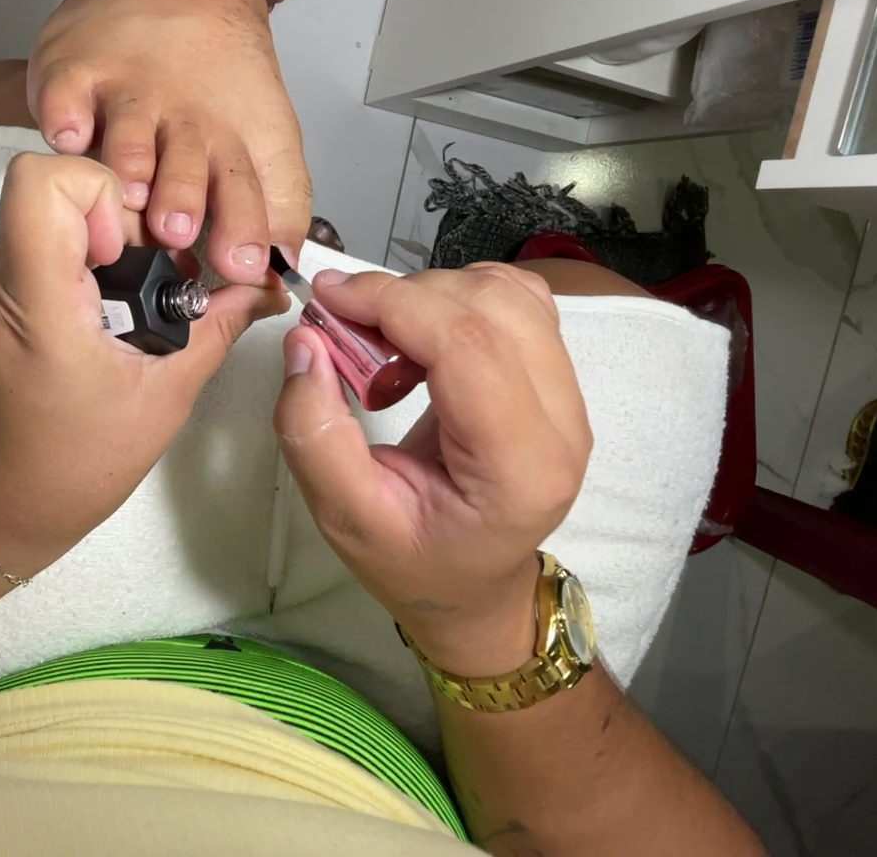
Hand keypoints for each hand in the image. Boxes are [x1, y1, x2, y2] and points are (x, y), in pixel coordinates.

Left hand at [0, 153, 285, 575]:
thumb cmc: (77, 465)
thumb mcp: (164, 394)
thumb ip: (215, 327)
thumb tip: (264, 289)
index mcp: (37, 304)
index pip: (42, 183)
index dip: (100, 194)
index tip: (126, 252)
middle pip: (53, 192)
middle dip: (116, 220)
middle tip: (149, 280)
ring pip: (44, 216)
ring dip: (97, 243)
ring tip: (128, 303)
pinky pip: (31, 247)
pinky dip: (74, 263)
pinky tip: (100, 315)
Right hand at [28, 0, 310, 283]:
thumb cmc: (220, 69)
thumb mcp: (266, 132)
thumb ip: (276, 201)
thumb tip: (283, 264)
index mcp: (232, 144)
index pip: (246, 192)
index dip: (244, 232)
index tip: (243, 266)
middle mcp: (183, 122)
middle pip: (185, 170)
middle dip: (183, 200)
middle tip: (178, 228)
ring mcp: (128, 93)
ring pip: (129, 137)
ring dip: (132, 165)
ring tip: (132, 189)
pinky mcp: (77, 70)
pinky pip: (67, 96)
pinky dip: (65, 115)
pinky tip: (68, 135)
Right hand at [272, 266, 593, 675]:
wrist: (474, 585)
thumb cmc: (413, 562)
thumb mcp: (343, 516)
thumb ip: (315, 433)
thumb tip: (306, 341)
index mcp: (518, 468)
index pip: (468, 346)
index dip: (392, 303)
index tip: (325, 298)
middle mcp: (563, 422)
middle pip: (491, 306)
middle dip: (401, 296)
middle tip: (342, 328)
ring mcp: (569, 395)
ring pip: (507, 291)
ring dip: (428, 295)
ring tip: (382, 341)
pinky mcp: (557, 376)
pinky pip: (516, 299)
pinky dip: (456, 298)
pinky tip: (420, 337)